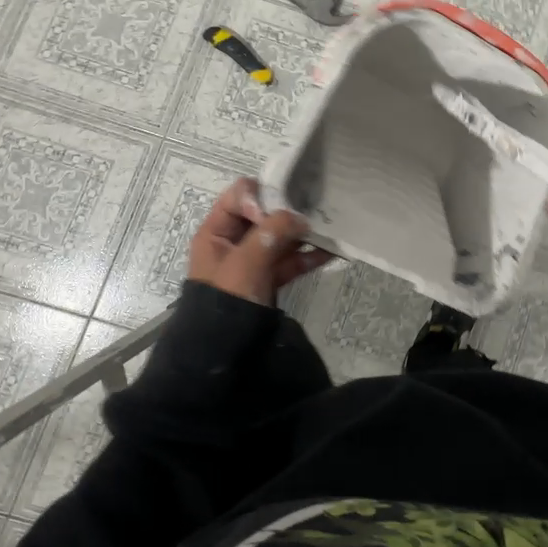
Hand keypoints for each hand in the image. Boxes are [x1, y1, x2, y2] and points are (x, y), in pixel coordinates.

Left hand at [185, 178, 330, 306]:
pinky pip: (291, 260)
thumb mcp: (246, 261)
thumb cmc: (229, 297)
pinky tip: (331, 251)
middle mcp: (234, 241)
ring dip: (304, 232)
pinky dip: (309, 255)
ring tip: (329, 228)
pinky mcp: (270, 278)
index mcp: (216, 231)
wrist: (226, 350)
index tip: (279, 209)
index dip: (261, 196)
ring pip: (281, 237)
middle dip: (290, 211)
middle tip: (314, 210)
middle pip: (264, 214)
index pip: (240, 195)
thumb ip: (272, 232)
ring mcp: (253, 260)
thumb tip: (300, 217)